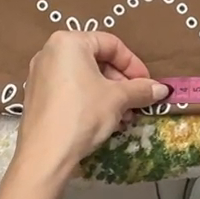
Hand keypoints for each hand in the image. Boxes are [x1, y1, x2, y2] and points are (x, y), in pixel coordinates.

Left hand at [15, 32, 168, 173]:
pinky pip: (71, 89)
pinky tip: (106, 121)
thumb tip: (162, 89)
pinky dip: (91, 100)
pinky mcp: (37, 96)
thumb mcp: (118, 99)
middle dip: (121, 82)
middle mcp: (50, 52)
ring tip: (125, 116)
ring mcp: (40, 74)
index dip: (134, 64)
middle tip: (137, 101)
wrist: (44, 156)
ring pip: (85, 77)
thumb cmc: (83, 114)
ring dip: (109, 94)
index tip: (148, 83)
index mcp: (69, 42)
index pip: (111, 44)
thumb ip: (141, 89)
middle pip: (97, 60)